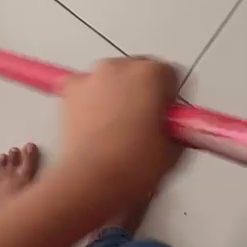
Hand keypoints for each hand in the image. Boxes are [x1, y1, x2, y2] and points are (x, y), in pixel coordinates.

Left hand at [48, 58, 182, 225]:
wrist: (91, 180)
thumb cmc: (135, 166)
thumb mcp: (173, 149)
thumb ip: (176, 127)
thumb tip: (172, 126)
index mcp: (153, 74)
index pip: (169, 75)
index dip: (168, 98)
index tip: (166, 117)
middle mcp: (122, 65)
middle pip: (139, 71)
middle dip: (142, 91)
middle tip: (141, 123)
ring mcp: (93, 75)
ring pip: (111, 77)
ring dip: (116, 93)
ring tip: (115, 128)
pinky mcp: (69, 89)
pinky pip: (85, 87)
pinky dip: (89, 99)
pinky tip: (93, 123)